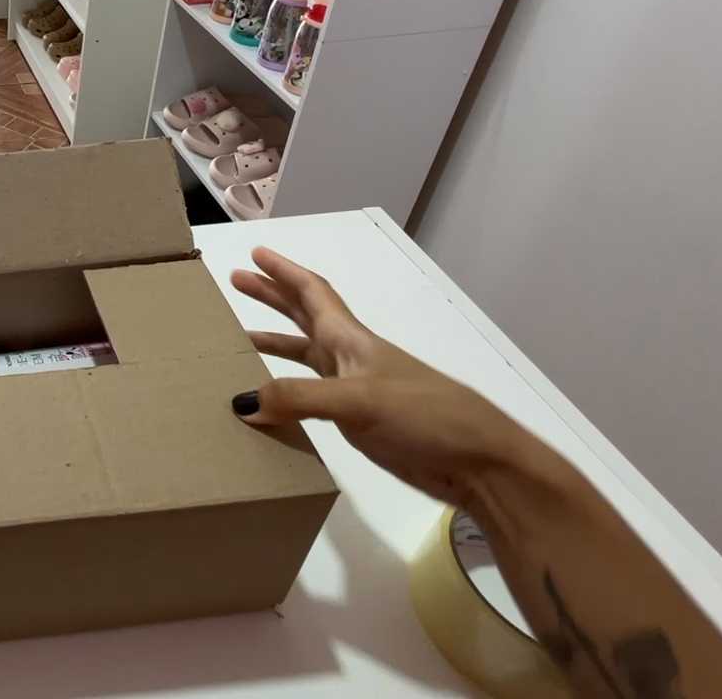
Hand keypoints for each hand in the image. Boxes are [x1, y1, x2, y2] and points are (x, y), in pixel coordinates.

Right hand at [229, 247, 538, 511]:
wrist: (484, 468)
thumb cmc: (427, 416)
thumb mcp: (357, 402)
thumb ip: (297, 397)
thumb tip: (241, 402)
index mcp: (351, 341)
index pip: (312, 293)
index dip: (284, 271)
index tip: (257, 253)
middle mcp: (350, 359)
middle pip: (304, 316)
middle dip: (271, 296)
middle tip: (237, 280)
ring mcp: (354, 391)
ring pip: (305, 355)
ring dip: (274, 341)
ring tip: (240, 337)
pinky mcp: (359, 422)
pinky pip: (308, 394)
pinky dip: (283, 388)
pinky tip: (268, 401)